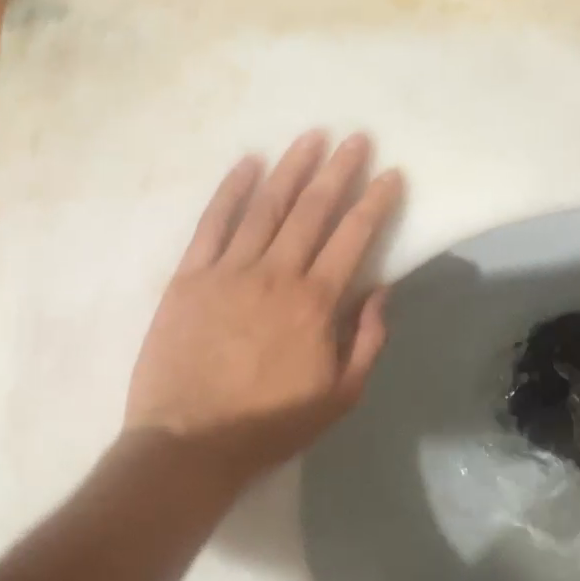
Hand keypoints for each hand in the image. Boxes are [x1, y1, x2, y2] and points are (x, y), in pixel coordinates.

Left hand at [126, 131, 402, 480]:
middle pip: (312, 209)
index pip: (353, 237)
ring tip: (311, 137)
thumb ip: (368, 340)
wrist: (188, 444)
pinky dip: (231, 190)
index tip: (392, 174)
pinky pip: (213, 223)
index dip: (376, 201)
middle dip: (339, 170)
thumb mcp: (340, 396)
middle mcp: (276, 274)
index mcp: (316, 303)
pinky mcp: (189, 277)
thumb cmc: (270, 425)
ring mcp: (228, 271)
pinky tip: (248, 163)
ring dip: (292, 167)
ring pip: (266, 206)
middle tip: (356, 138)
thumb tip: (381, 291)